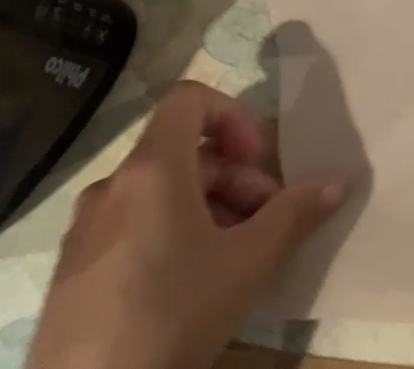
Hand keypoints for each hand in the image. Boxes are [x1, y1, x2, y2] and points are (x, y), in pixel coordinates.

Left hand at [27, 81, 347, 368]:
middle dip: (237, 176)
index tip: (260, 161)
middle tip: (267, 220)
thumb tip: (338, 181)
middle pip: (185, 151)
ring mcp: (87, 229)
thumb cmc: (171, 314)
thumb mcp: (249, 263)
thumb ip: (295, 214)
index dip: (234, 116)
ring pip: (162, 191)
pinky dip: (174, 232)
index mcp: (152, 169)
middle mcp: (113, 186)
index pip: (190, 99)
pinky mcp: (75, 269)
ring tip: (237, 256)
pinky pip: (134, 224)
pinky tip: (194, 285)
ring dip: (211, 206)